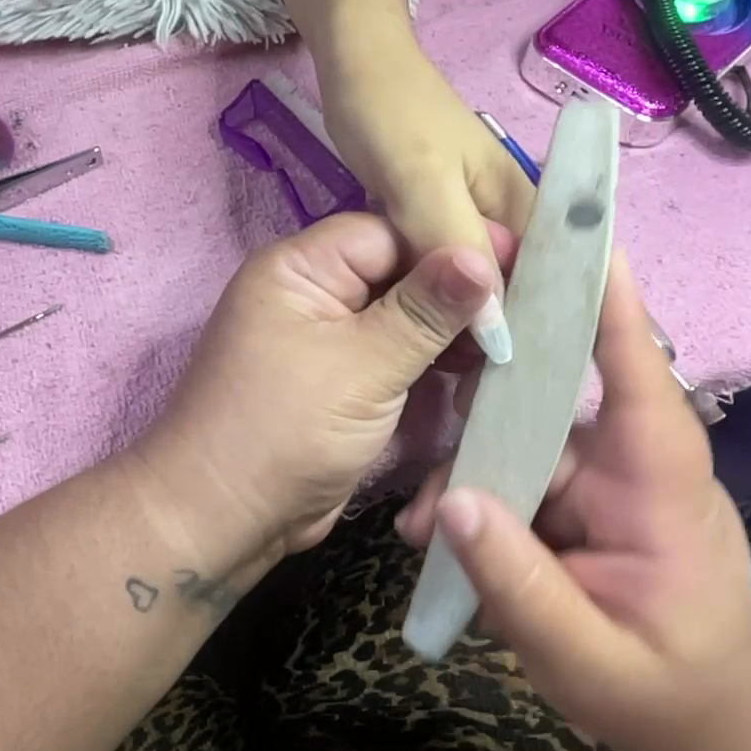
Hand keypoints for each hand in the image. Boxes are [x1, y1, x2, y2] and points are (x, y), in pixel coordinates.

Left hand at [138, 213, 505, 566]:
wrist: (223, 517)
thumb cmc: (284, 431)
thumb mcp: (361, 365)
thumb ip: (424, 310)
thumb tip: (482, 254)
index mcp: (299, 269)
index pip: (388, 233)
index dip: (450, 245)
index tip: (521, 265)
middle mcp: (310, 294)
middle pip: (397, 273)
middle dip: (456, 294)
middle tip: (527, 309)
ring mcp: (325, 341)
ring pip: (400, 318)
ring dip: (448, 333)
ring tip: (509, 346)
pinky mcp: (339, 383)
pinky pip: (392, 357)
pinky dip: (430, 363)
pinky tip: (477, 372)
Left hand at [316, 37, 534, 359]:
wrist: (352, 69)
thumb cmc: (391, 119)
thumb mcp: (421, 182)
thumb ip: (456, 246)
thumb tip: (501, 329)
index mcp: (521, 205)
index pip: (551, 281)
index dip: (540, 332)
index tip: (527, 386)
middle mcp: (501, 219)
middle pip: (513, 292)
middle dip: (503, 339)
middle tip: (489, 398)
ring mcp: (461, 223)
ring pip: (472, 289)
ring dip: (466, 328)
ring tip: (462, 387)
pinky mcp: (429, 227)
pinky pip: (437, 278)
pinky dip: (435, 307)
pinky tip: (427, 348)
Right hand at [396, 253, 750, 750]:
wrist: (713, 730)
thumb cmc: (674, 697)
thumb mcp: (590, 661)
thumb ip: (520, 588)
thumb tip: (448, 501)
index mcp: (662, 488)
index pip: (641, 380)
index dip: (609, 307)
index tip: (577, 236)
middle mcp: (627, 464)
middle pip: (547, 405)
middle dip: (477, 416)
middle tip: (414, 422)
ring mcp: (594, 480)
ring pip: (512, 444)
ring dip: (460, 476)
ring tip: (416, 527)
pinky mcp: (568, 498)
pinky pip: (509, 477)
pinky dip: (468, 500)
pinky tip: (433, 534)